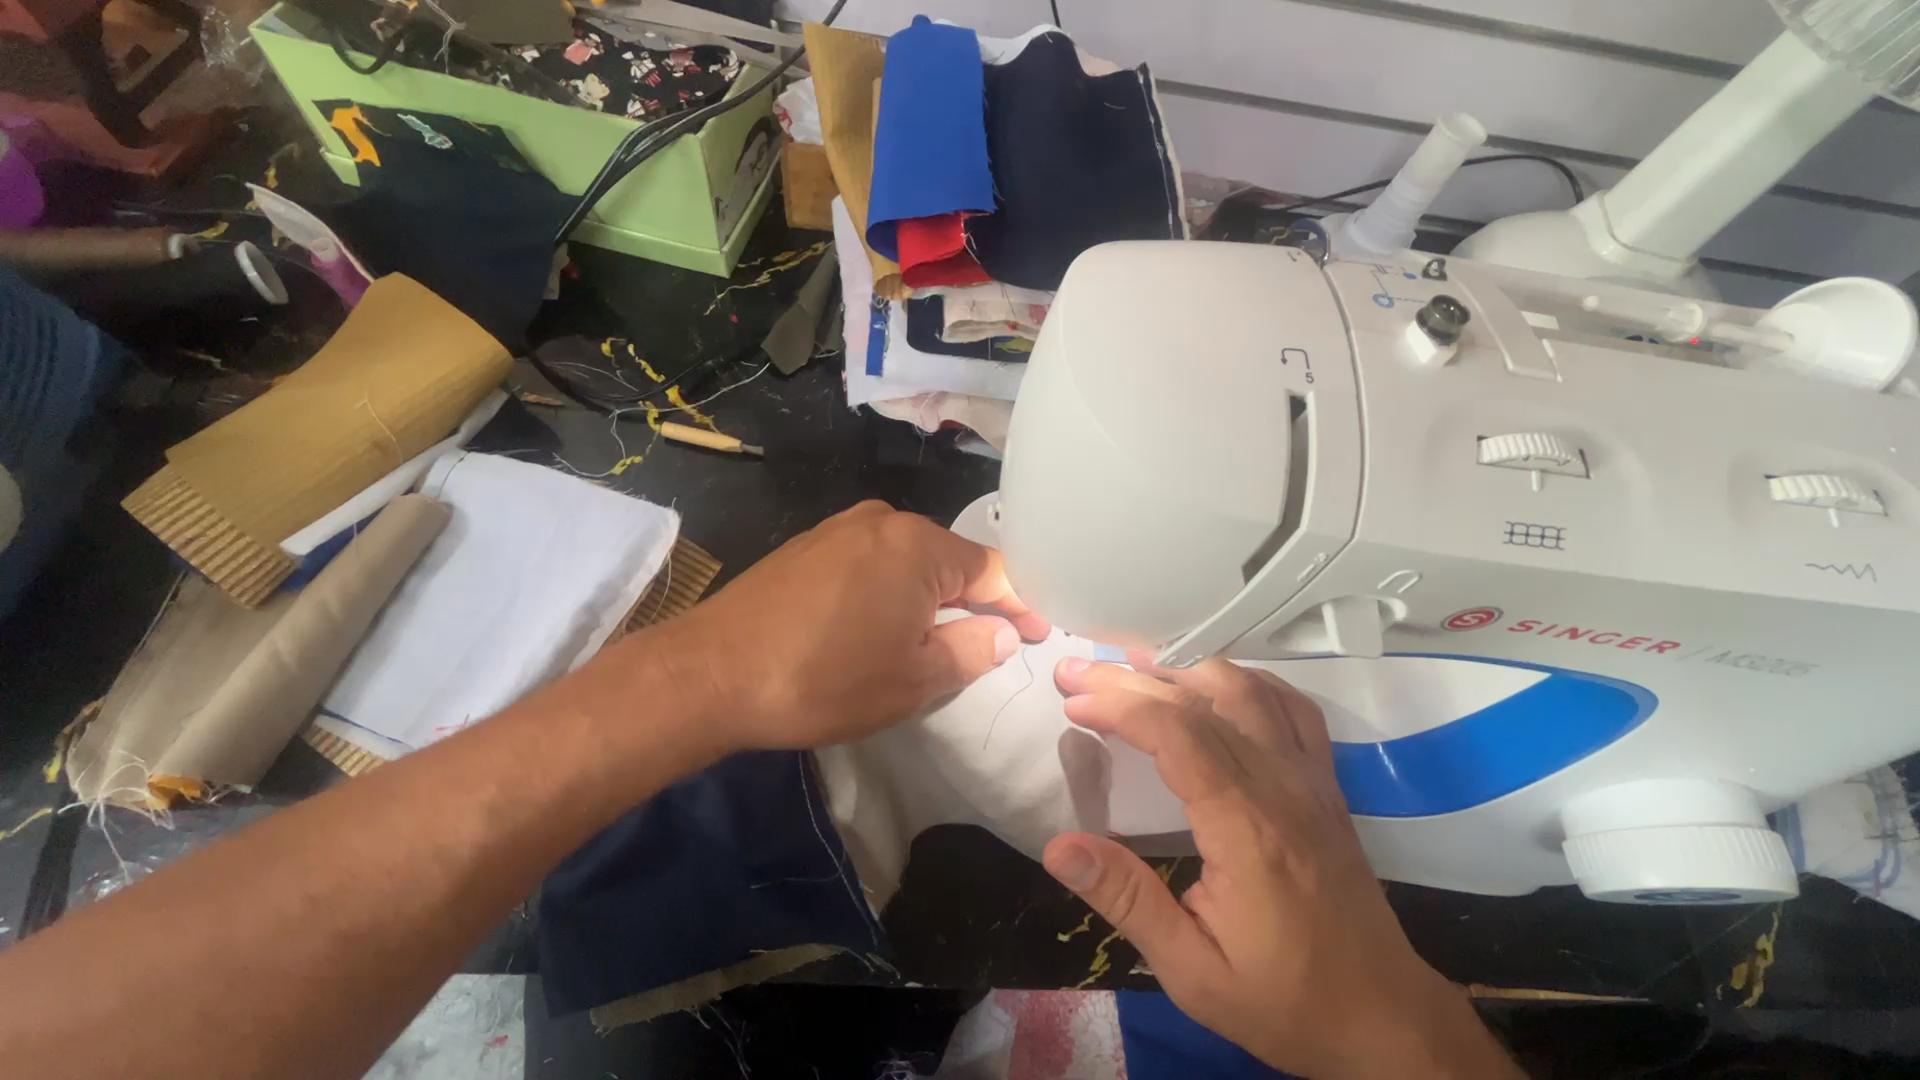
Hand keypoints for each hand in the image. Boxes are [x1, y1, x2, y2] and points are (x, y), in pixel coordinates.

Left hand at [652, 500, 1049, 753]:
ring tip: (930, 641)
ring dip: (928, 598)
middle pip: (950, 560)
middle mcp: (884, 520)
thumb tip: (1003, 633)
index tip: (1040, 636)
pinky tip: (876, 626)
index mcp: (919, 546)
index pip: (994, 570)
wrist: (711, 673)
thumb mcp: (912, 680)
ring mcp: (840, 528)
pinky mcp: (808, 545)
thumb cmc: (824, 680)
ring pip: (908, 561)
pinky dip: (888, 591)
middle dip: (973, 601)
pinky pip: (871, 563)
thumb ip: (971, 650)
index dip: (1022, 605)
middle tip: (987, 645)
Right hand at [1043, 655, 1521, 1079]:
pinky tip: (1213, 686)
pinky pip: (1292, 707)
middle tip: (1078, 676)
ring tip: (1134, 670)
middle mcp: (1282, 787)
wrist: (1384, 1018)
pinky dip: (1245, 681)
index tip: (1074, 704)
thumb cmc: (1283, 999)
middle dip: (1133, 681)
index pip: (1178, 734)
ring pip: (1248, 691)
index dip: (1121, 707)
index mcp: (1246, 829)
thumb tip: (1059, 847)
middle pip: (1203, 701)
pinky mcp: (1326, 784)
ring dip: (1185, 670)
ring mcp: (1311, 779)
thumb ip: (1127, 900)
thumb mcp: (1192, 970)